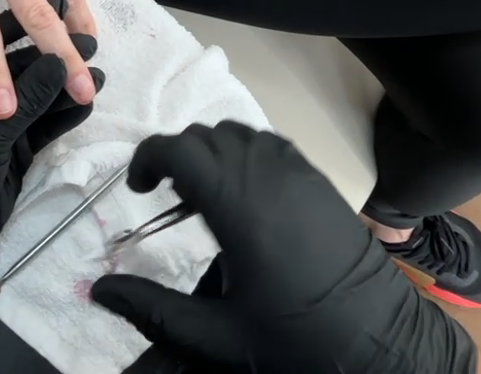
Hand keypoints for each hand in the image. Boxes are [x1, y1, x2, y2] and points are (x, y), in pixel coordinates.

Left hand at [0, 12, 105, 269]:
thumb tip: (61, 60)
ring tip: (99, 75)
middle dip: (57, 56)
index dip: (30, 23)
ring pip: (39, 96)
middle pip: (25, 68)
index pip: (0, 40)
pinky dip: (64, 115)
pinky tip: (86, 104)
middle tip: (93, 44)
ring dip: (66, 87)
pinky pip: (44, 124)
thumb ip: (27, 97)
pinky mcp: (15, 146)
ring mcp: (1, 120)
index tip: (63, 7)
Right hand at [90, 122, 477, 373]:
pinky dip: (243, 152)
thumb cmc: (295, 342)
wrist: (382, 347)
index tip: (138, 190)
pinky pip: (266, 141)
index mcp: (234, 202)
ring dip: (209, 151)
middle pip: (202, 136)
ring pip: (235, 132)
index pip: (176, 149)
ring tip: (206, 195)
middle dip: (175, 158)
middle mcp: (261, 171)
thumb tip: (99, 289)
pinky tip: (246, 192)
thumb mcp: (217, 339)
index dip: (147, 158)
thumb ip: (153, 311)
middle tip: (169, 200)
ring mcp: (293, 168)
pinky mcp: (315, 176)